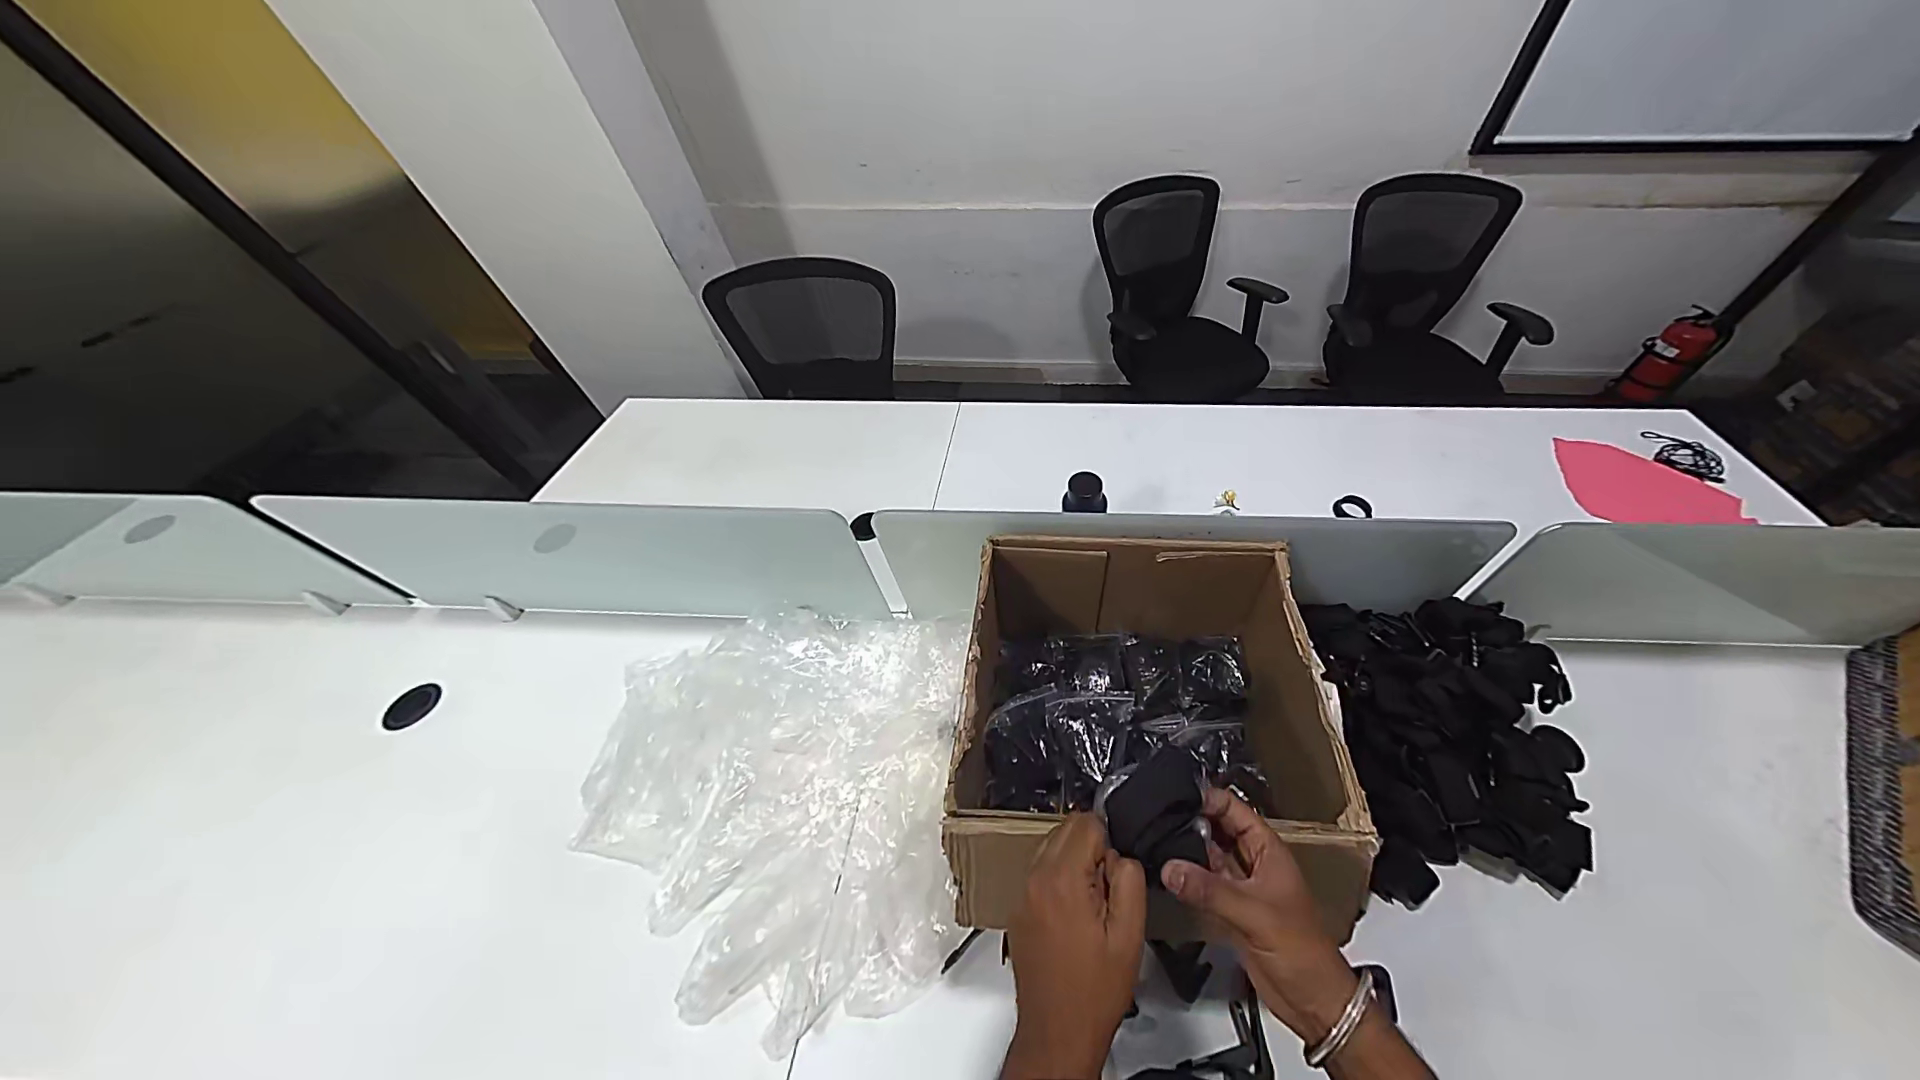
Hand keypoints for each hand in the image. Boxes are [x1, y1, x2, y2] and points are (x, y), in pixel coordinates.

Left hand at [1003, 813, 1145, 1079]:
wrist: (1058, 1031)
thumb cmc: (1092, 992)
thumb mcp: (1129, 934)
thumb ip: (1129, 880)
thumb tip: (1119, 853)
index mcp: (1061, 880)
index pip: (1085, 822)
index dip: (1108, 842)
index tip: (1115, 871)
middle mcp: (1034, 879)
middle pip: (1065, 829)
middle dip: (1091, 849)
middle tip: (1106, 891)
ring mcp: (1022, 892)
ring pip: (1051, 847)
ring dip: (1074, 864)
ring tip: (1091, 907)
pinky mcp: (1018, 906)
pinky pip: (1040, 872)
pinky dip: (1058, 880)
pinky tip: (1074, 917)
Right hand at [1161, 788, 1359, 1042]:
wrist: (1314, 1003)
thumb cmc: (1302, 952)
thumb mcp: (1255, 913)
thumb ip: (1210, 890)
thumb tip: (1170, 868)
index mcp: (1268, 851)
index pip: (1235, 810)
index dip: (1209, 799)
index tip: (1178, 795)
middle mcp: (1252, 863)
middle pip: (1218, 830)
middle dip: (1192, 821)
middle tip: (1158, 815)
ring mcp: (1240, 886)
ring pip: (1208, 856)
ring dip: (1186, 849)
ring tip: (1156, 838)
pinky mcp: (1230, 909)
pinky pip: (1203, 883)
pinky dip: (1186, 877)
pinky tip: (1166, 871)